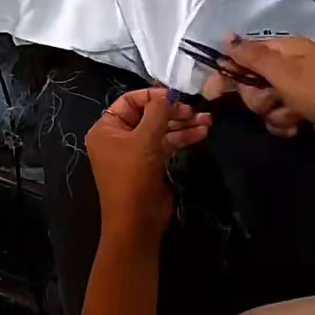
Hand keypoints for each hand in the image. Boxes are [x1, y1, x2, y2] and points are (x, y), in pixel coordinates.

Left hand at [85, 88, 210, 235]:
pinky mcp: (150, 164)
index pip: (130, 101)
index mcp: (106, 128)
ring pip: (161, 130)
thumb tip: (169, 93)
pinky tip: (202, 133)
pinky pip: (166, 144)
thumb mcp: (144, 139)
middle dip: (173, 112)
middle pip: (148, 115)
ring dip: (183, 125)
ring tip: (208, 121)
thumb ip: (158, 112)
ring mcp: (135, 151)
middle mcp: (118, 137)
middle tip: (196, 110)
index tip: (177, 95)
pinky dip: (182, 138)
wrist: (136, 221)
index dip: (153, 96)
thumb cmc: (133, 176)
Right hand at [201, 35, 314, 158]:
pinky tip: (297, 128)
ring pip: (263, 103)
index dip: (227, 72)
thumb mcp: (285, 72)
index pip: (244, 54)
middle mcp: (290, 67)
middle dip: (256, 96)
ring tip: (293, 115)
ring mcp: (297, 91)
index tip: (210, 93)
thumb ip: (252, 56)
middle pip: (250, 81)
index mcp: (286, 49)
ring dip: (272, 113)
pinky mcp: (303, 112)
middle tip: (272, 100)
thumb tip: (225, 37)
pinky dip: (283, 124)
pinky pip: (277, 118)